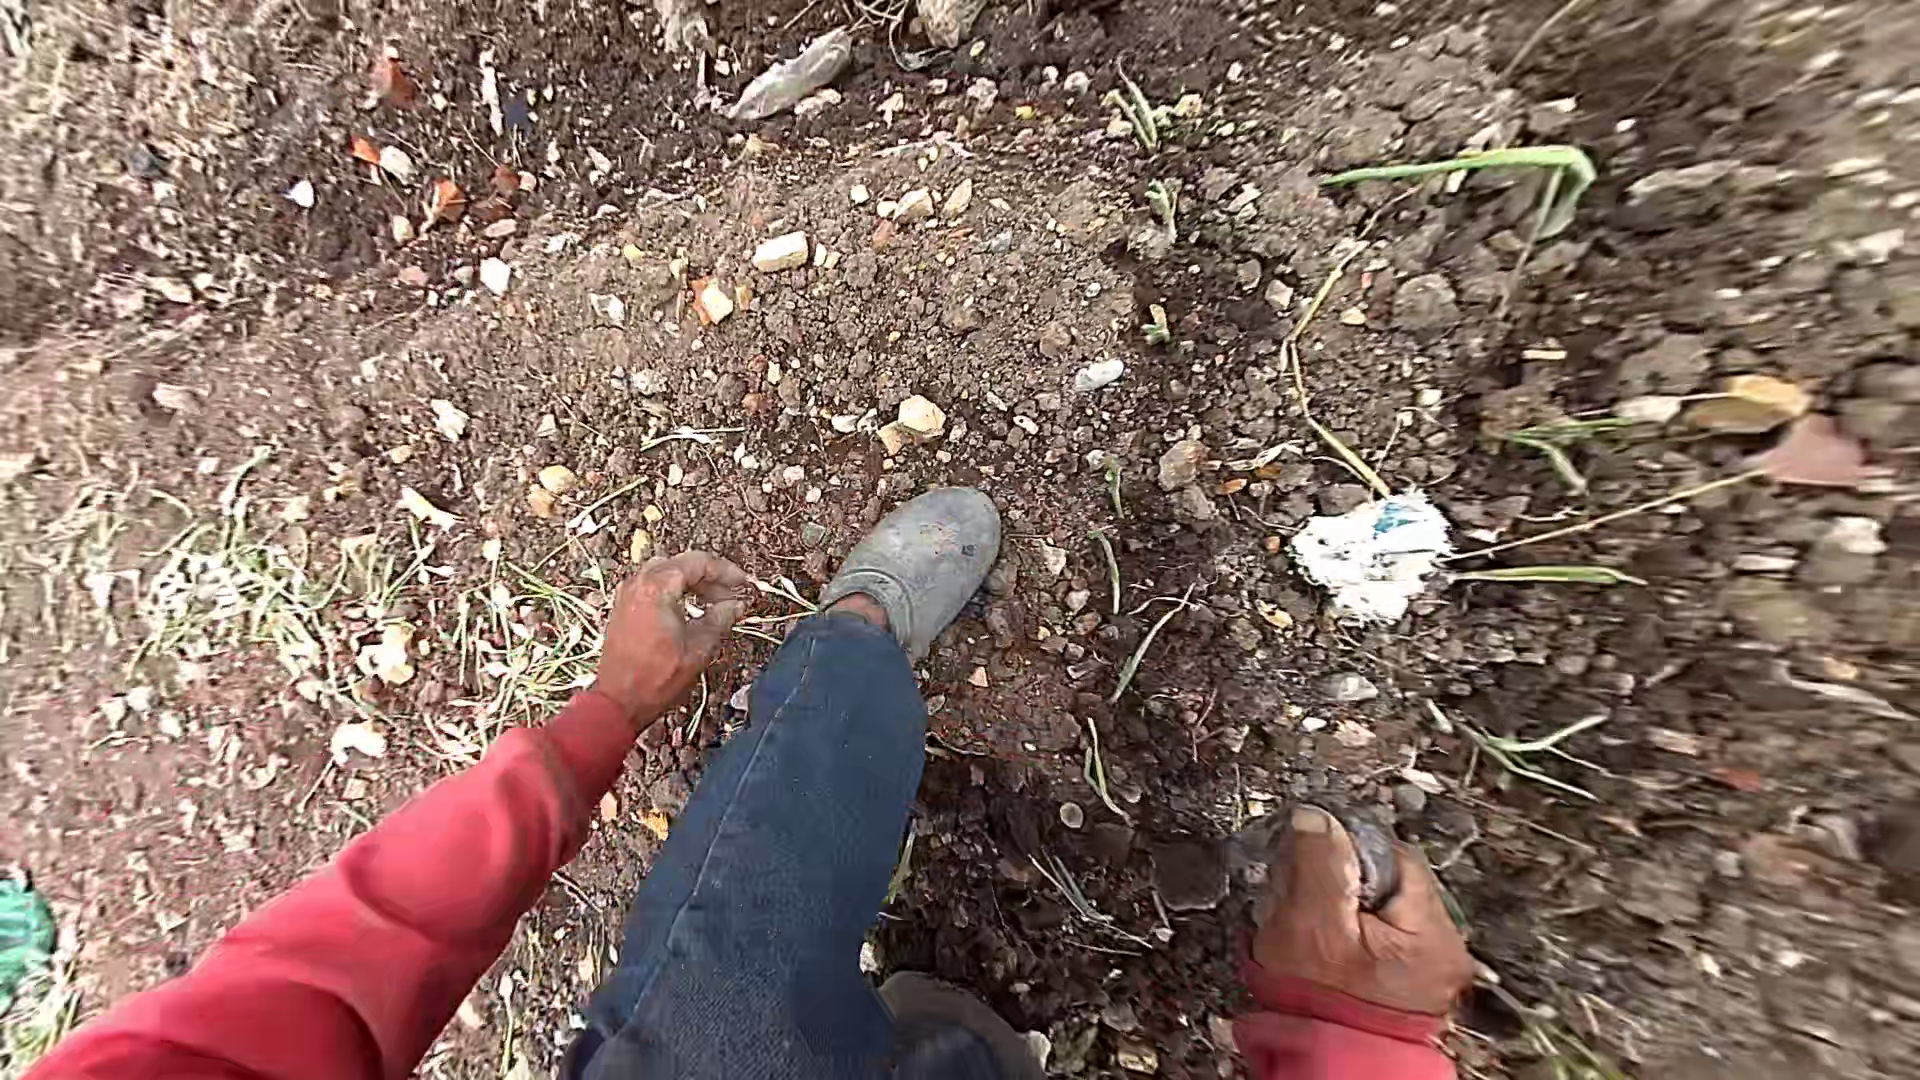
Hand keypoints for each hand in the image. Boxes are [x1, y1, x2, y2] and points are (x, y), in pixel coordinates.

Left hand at [591, 551, 750, 728]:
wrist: (618, 702)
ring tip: (715, 601)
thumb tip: (736, 605)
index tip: (744, 584)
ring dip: (694, 582)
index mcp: (657, 588)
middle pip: (682, 564)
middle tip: (732, 593)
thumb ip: (721, 618)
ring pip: (668, 572)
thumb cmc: (658, 677)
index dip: (726, 571)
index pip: (698, 563)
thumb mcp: (700, 646)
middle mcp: (638, 584)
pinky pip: (655, 586)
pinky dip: (677, 590)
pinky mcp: (625, 608)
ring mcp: (628, 595)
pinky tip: (692, 609)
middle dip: (711, 576)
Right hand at [1252, 807, 1472, 1016]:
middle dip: (1333, 869)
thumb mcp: (1310, 920)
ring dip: (1331, 889)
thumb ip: (1318, 863)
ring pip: (1369, 891)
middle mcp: (1440, 944)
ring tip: (1305, 911)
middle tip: (1300, 886)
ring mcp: (1421, 957)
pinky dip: (1337, 912)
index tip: (1308, 849)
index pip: (1387, 850)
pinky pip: (1367, 916)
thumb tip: (1318, 817)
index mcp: (1431, 932)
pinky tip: (1315, 926)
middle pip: (1379, 870)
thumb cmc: (1317, 998)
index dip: (1342, 844)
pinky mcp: (1399, 965)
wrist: (1318, 1056)